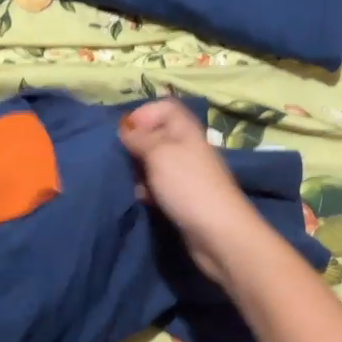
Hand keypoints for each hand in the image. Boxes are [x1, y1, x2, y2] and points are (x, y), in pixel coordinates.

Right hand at [118, 98, 266, 284]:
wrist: (220, 235)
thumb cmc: (188, 185)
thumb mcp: (158, 153)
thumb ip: (139, 137)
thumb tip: (125, 128)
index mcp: (184, 129)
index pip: (163, 107)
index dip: (143, 113)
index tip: (125, 131)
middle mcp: (186, 146)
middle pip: (157, 134)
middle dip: (136, 143)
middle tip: (122, 157)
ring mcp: (187, 173)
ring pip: (155, 161)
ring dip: (140, 168)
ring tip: (129, 179)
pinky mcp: (184, 197)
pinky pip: (159, 184)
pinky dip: (148, 188)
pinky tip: (141, 198)